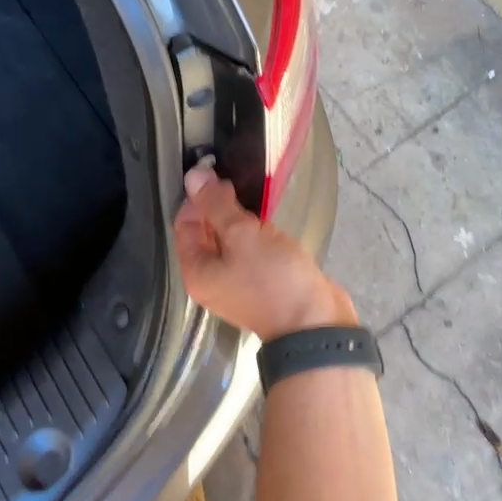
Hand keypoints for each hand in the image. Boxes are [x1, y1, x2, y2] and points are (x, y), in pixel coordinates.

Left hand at [173, 159, 356, 340]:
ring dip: (239, 217)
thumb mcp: (241, 234)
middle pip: (206, 231)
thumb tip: (192, 176)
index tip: (219, 175)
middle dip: (219, 205)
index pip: (185, 222)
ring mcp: (237, 282)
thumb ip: (215, 203)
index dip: (198, 196)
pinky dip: (255, 232)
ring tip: (255, 195)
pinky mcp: (261, 281)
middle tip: (238, 182)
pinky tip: (268, 216)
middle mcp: (211, 279)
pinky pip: (250, 250)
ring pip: (230, 239)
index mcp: (196, 271)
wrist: (316, 325)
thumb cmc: (273, 278)